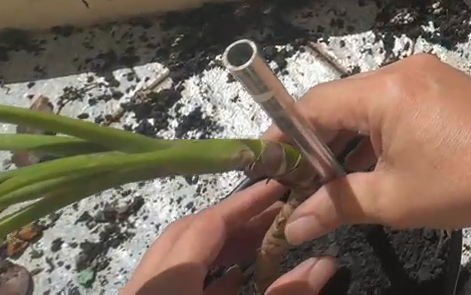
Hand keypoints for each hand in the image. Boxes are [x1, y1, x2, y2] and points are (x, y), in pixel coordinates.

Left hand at [122, 179, 337, 294]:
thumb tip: (327, 261)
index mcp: (166, 285)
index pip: (203, 226)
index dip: (245, 203)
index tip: (283, 186)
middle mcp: (142, 288)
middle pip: (183, 235)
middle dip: (232, 219)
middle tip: (277, 213)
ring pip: (173, 260)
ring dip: (218, 247)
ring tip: (263, 245)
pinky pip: (165, 284)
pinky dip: (200, 274)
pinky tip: (235, 280)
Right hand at [279, 53, 470, 242]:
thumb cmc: (462, 180)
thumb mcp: (392, 199)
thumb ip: (337, 206)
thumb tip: (294, 223)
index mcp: (387, 89)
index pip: (315, 104)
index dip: (284, 136)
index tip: (264, 169)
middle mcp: (405, 70)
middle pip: (342, 101)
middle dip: (317, 144)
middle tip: (297, 188)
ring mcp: (429, 74)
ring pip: (370, 103)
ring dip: (349, 140)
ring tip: (331, 187)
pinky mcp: (446, 85)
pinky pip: (397, 103)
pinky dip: (379, 132)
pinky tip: (373, 169)